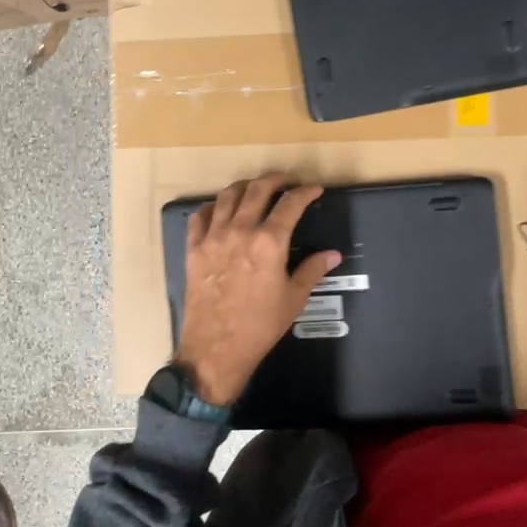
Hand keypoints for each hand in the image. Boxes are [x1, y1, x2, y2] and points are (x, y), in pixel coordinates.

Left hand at [176, 174, 340, 406]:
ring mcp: (213, 237)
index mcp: (269, 241)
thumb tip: (333, 254)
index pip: (290, 204)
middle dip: (275, 179)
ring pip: (227, 196)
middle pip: (257, 190)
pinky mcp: (194, 248)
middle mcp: (240, 230)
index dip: (305, 192)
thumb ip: (313, 270)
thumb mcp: (294, 298)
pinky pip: (200, 216)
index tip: (314, 190)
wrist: (216, 347)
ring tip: (255, 188)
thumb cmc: (260, 325)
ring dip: (244, 186)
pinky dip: (212, 207)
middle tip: (286, 181)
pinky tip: (220, 210)